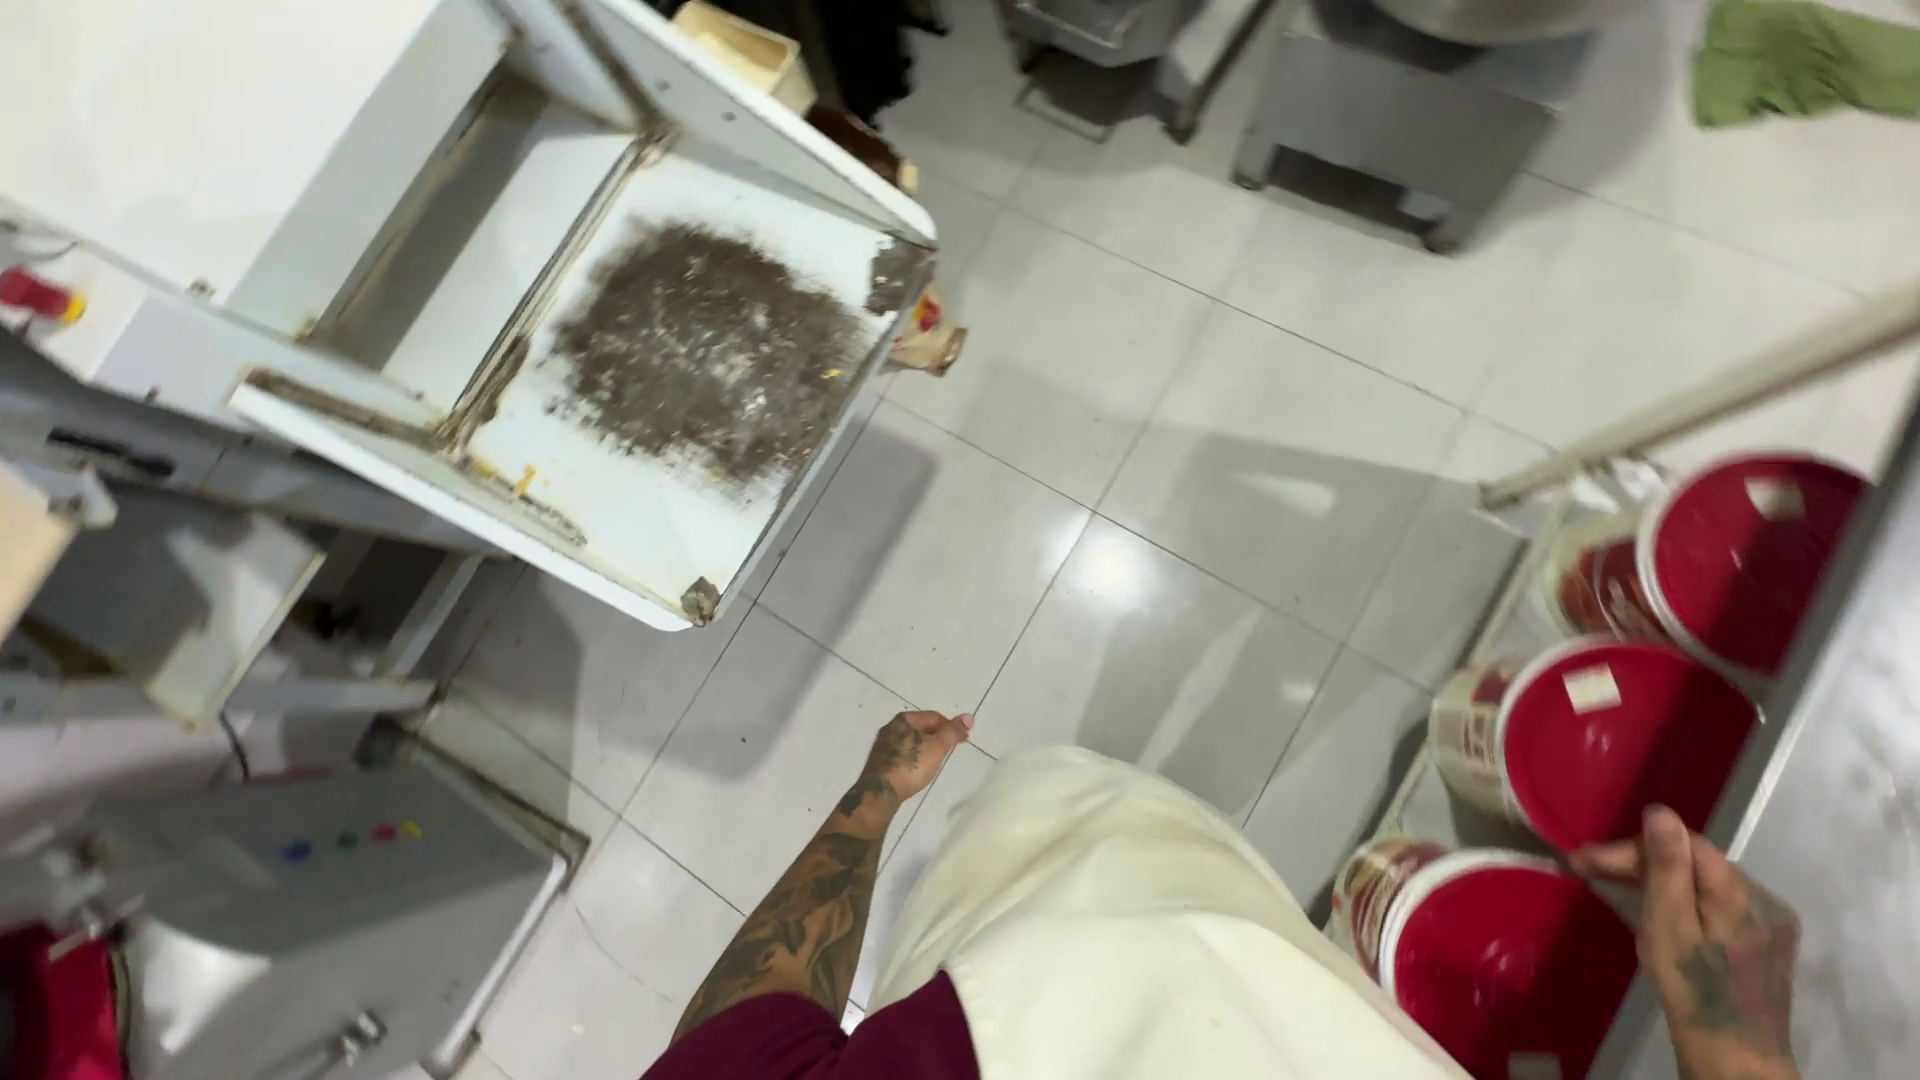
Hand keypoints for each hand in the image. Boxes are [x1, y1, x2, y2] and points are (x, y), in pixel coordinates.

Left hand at [849, 711, 971, 810]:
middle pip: (921, 728)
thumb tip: (969, 717)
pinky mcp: (878, 761)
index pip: (934, 717)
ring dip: (925, 748)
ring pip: (911, 742)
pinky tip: (917, 770)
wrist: (881, 791)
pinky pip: (902, 754)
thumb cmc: (911, 765)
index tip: (961, 741)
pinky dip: (913, 758)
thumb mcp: (938, 747)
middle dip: (937, 738)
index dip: (951, 727)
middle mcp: (890, 727)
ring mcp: (882, 744)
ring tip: (935, 762)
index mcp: (904, 719)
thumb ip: (953, 732)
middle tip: (948, 751)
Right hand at [1572, 806, 1800, 1079]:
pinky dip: (1675, 898)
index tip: (1585, 859)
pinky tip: (1650, 908)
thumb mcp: (1668, 920)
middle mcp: (1761, 899)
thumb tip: (1660, 812)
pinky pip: (1711, 903)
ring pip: (1698, 882)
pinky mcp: (1760, 942)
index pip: (1681, 842)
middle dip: (1635, 861)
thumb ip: (1667, 865)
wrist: (1733, 1051)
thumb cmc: (1690, 982)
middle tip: (1584, 870)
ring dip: (1651, 878)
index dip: (1631, 846)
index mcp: (1740, 891)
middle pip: (1690, 860)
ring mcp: (1765, 922)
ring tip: (1608, 886)